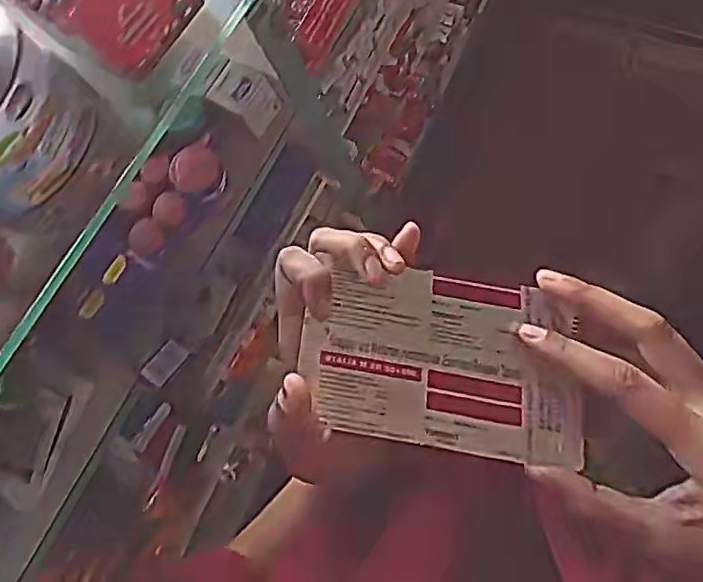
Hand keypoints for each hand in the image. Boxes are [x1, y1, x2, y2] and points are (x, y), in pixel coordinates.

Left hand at [267, 222, 421, 486]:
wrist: (369, 467)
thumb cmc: (328, 448)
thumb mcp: (303, 445)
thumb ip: (289, 422)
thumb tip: (291, 385)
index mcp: (300, 320)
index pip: (291, 269)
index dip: (305, 274)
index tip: (328, 308)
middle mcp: (328, 296)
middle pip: (326, 244)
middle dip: (349, 250)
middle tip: (376, 280)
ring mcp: (362, 296)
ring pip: (359, 244)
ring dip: (378, 247)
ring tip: (399, 269)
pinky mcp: (396, 303)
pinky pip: (395, 261)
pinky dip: (403, 245)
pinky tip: (413, 236)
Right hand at [516, 270, 702, 581]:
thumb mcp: (666, 545)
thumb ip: (599, 505)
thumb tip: (537, 469)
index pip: (632, 385)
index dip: (576, 355)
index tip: (533, 335)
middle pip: (656, 333)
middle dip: (596, 300)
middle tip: (548, 280)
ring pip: (664, 334)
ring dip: (610, 307)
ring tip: (562, 292)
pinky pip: (670, 350)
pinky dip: (627, 330)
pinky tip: (596, 323)